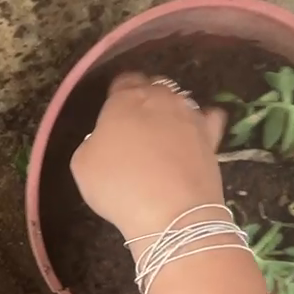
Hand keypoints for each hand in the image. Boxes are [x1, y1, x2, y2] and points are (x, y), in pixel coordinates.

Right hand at [70, 73, 230, 241]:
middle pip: (152, 87)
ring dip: (168, 113)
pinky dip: (198, 123)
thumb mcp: (82, 165)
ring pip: (178, 101)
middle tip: (132, 128)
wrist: (170, 211)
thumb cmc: (118, 186)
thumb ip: (93, 141)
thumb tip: (105, 137)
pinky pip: (206, 117)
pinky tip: (189, 137)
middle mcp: (161, 98)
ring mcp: (189, 114)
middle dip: (142, 101)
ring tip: (159, 138)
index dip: (115, 96)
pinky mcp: (211, 134)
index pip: (122, 81)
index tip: (110, 116)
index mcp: (125, 99)